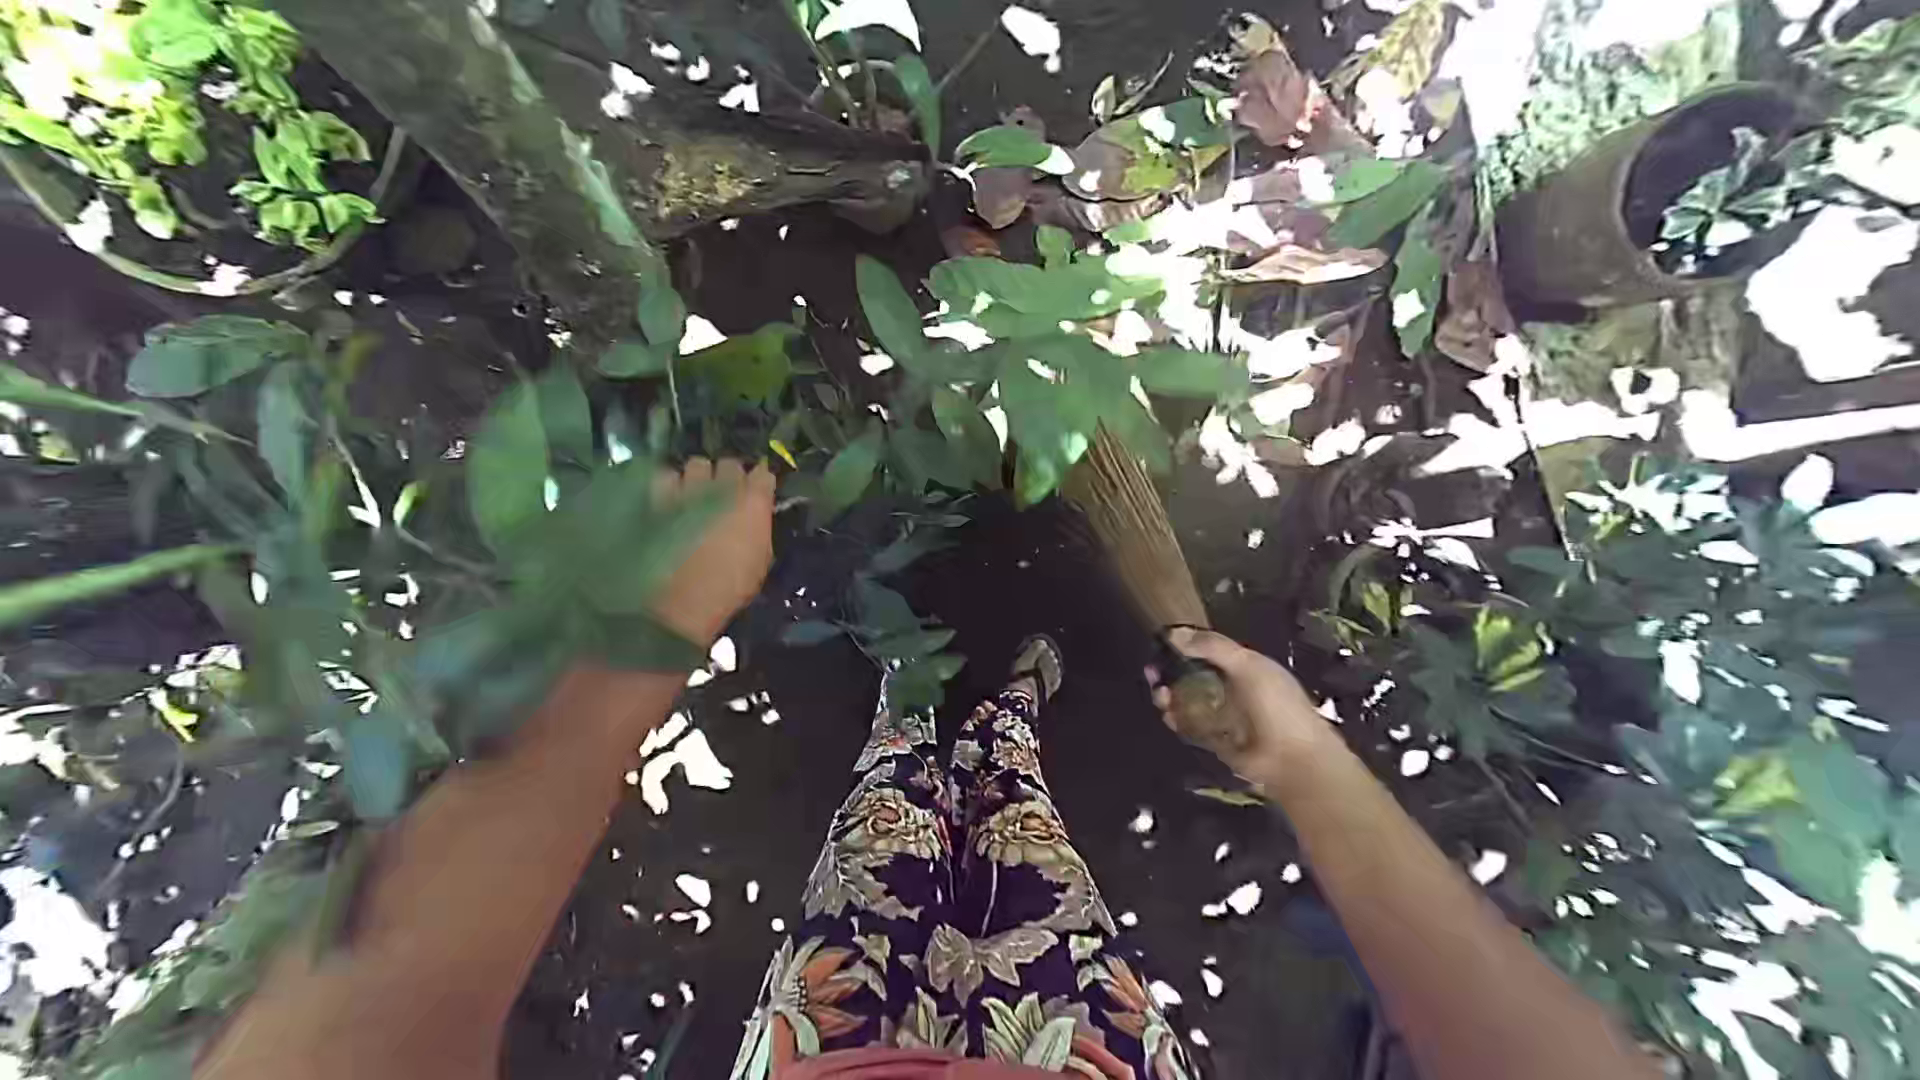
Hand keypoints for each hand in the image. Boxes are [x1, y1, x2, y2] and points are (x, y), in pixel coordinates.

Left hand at [650, 457, 775, 644]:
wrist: (685, 601)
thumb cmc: (732, 586)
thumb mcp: (762, 557)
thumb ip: (759, 526)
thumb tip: (755, 515)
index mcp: (754, 502)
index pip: (763, 472)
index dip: (761, 481)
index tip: (759, 490)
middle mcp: (723, 487)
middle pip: (730, 463)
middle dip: (730, 475)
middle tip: (726, 493)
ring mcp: (689, 489)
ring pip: (697, 464)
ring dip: (699, 476)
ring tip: (695, 493)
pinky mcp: (660, 498)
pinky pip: (666, 476)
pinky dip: (669, 484)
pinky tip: (670, 498)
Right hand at [1146, 627, 1332, 786]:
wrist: (1294, 759)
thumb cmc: (1276, 706)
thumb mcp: (1248, 665)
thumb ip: (1212, 646)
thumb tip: (1173, 633)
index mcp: (1243, 667)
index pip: (1207, 650)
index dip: (1184, 646)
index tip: (1162, 643)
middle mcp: (1230, 688)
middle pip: (1191, 675)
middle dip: (1169, 672)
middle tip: (1153, 673)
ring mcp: (1222, 715)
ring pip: (1186, 700)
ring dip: (1169, 696)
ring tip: (1160, 696)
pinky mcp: (1213, 739)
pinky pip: (1188, 725)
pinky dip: (1175, 719)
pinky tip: (1169, 715)